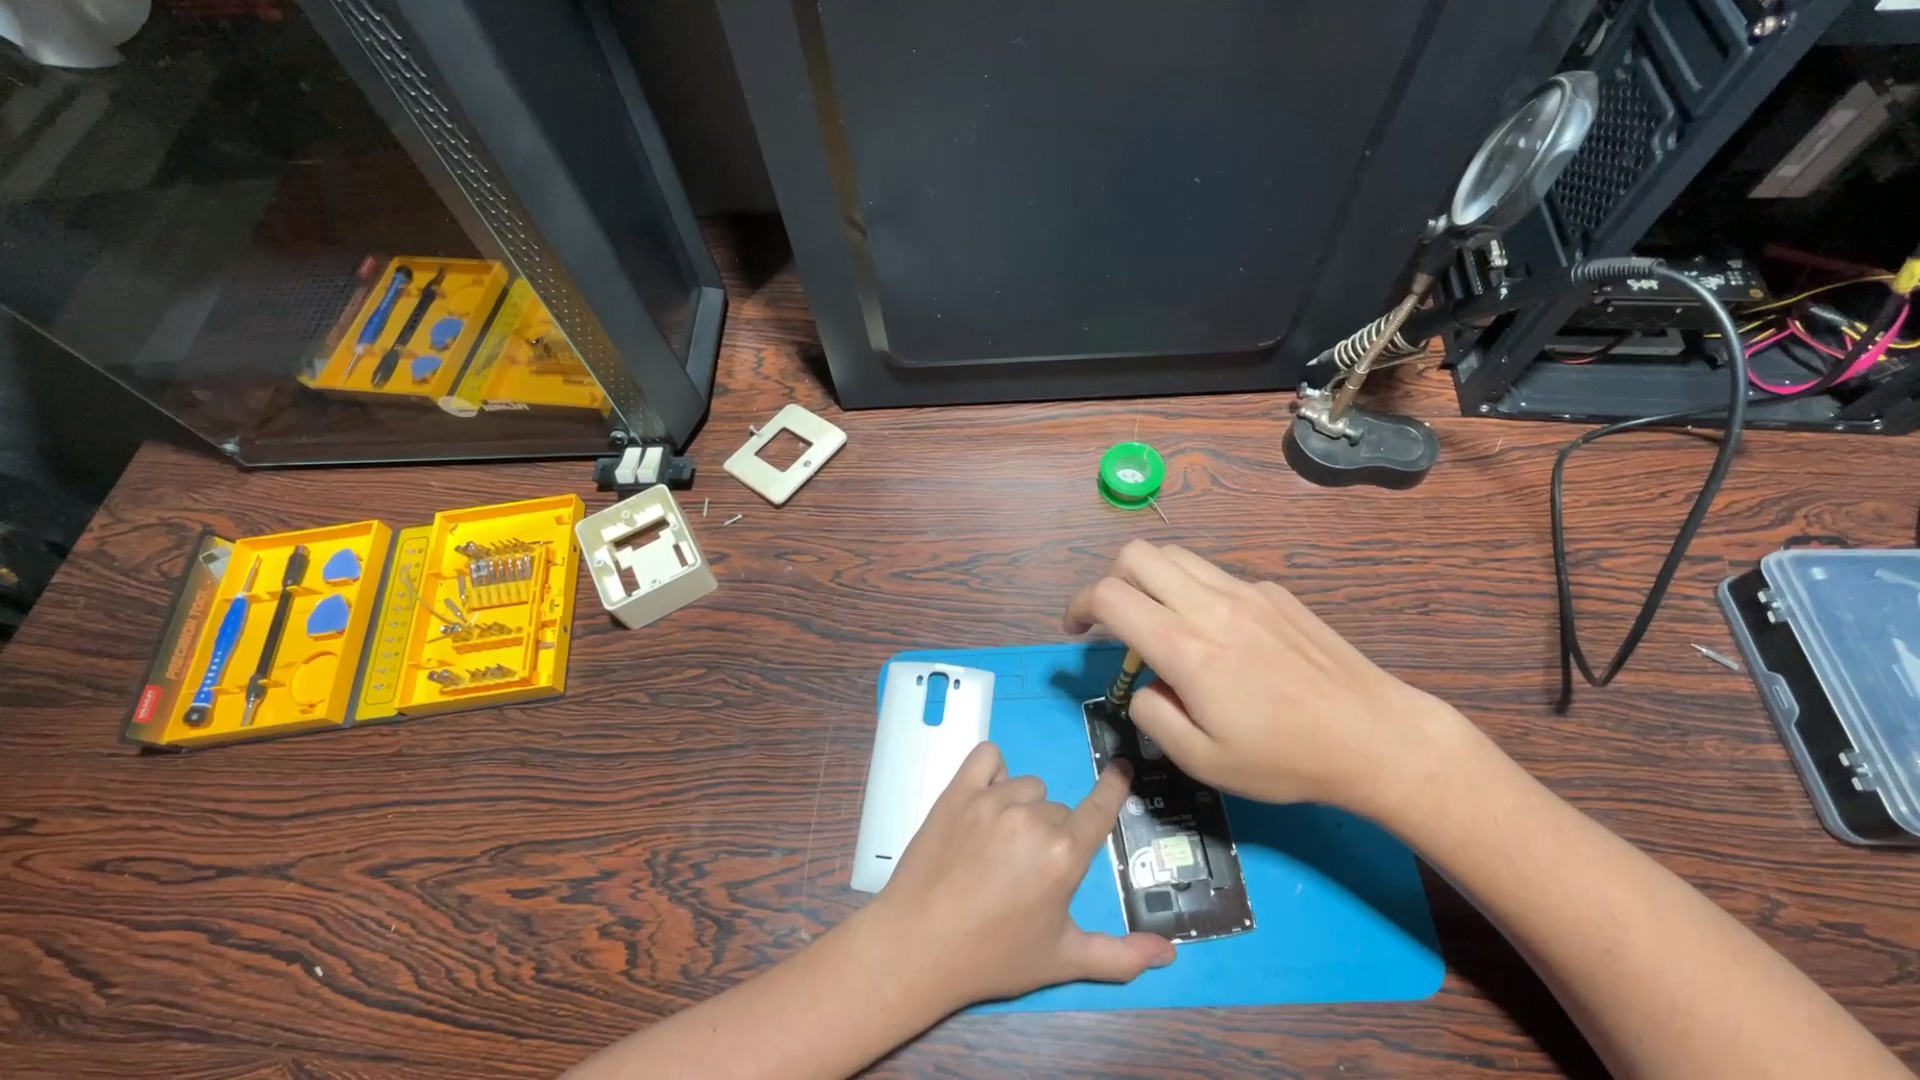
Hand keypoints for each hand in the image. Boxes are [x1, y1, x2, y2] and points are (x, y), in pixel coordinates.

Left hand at [867, 742, 1173, 1007]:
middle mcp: (1033, 819)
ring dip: (1022, 807)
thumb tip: (1170, 953)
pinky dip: (991, 770)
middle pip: (1058, 810)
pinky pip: (986, 756)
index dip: (1113, 788)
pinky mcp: (957, 792)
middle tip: (1024, 872)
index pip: (1100, 809)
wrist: (917, 947)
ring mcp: (992, 801)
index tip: (1121, 769)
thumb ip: (1120, 955)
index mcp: (1064, 855)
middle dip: (1051, 835)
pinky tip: (985, 798)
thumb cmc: (993, 957)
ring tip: (998, 846)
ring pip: (1026, 787)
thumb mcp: (1062, 961)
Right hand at [1063, 540, 1465, 812]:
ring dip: (1149, 579)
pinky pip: (1214, 575)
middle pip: (1136, 555)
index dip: (1078, 606)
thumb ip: (1153, 715)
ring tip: (1158, 623)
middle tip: (1112, 622)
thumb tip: (1143, 684)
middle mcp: (1210, 606)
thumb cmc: (1285, 758)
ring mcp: (1246, 592)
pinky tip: (1216, 636)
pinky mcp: (1273, 593)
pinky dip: (1192, 592)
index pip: (1110, 596)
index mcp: (1186, 648)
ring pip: (1175, 556)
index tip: (1075, 629)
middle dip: (1109, 581)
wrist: (1374, 737)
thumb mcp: (1203, 761)